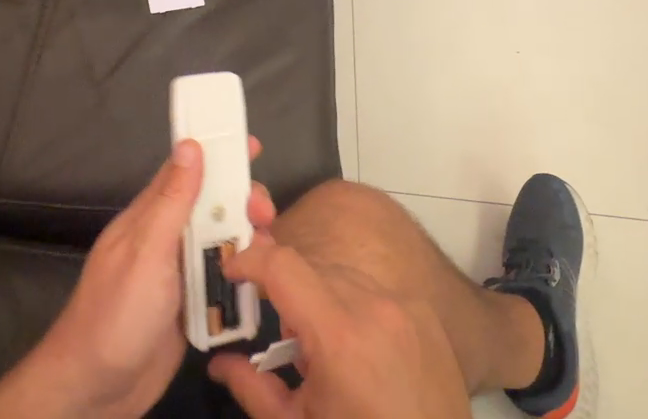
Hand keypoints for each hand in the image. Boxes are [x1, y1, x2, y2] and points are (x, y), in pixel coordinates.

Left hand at [0, 136, 273, 418]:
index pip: (186, 171)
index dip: (218, 154)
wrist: (95, 391)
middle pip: (213, 207)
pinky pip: (223, 281)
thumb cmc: (115, 315)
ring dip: (247, 241)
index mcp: (149, 217)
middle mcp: (166, 239)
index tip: (252, 145)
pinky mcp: (191, 306)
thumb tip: (190, 145)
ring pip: (222, 243)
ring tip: (265, 251)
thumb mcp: (146, 252)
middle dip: (242, 203)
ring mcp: (178, 274)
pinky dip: (243, 277)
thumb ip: (171, 201)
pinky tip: (259, 284)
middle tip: (264, 214)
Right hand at [206, 236, 469, 418]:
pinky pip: (377, 292)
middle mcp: (374, 305)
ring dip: (323, 300)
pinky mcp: (426, 313)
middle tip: (288, 342)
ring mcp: (406, 306)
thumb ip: (253, 388)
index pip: (283, 266)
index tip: (232, 272)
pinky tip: (362, 353)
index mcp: (337, 334)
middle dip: (288, 295)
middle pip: (312, 272)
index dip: (250, 260)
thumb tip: (220, 363)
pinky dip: (357, 309)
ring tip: (328, 354)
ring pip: (344, 278)